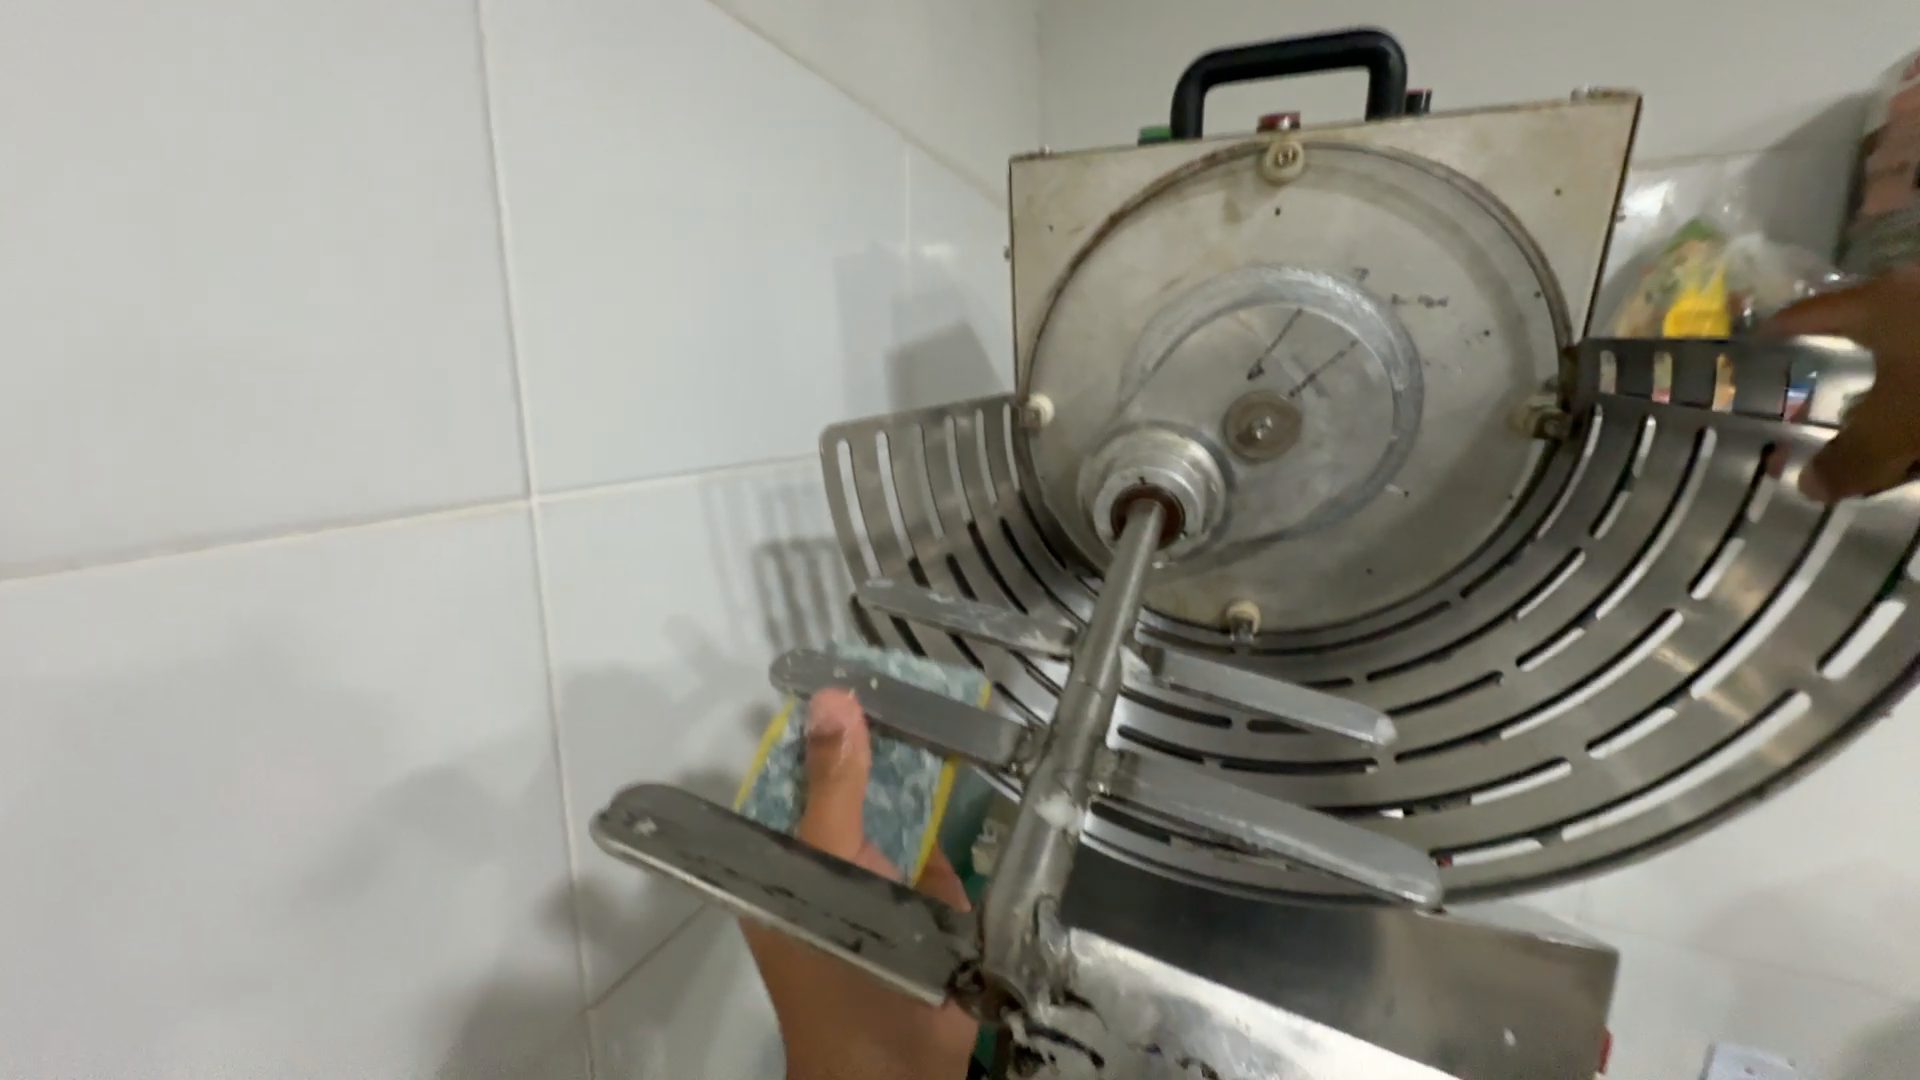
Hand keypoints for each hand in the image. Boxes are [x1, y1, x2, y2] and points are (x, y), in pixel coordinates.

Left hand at [741, 688, 978, 1079]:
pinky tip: (973, 749)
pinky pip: (939, 832)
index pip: (796, 776)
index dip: (821, 729)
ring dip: (918, 761)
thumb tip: (832, 697)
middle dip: (877, 738)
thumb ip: (833, 782)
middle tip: (906, 678)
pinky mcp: (929, 891)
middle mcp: (829, 860)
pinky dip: (954, 798)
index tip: (851, 673)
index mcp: (782, 856)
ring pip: (897, 803)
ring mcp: (881, 875)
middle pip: (852, 784)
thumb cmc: (837, 956)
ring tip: (941, 697)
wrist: (901, 1058)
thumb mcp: (825, 857)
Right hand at [1763, 266, 1919, 501]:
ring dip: (1903, 387)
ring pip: (1918, 353)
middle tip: (1821, 401)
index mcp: (1882, 305)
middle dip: (1849, 367)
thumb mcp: (1904, 427)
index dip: (1780, 332)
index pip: (1808, 315)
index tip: (1757, 344)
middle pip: (1873, 331)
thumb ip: (1853, 458)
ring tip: (1890, 424)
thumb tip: (1807, 485)